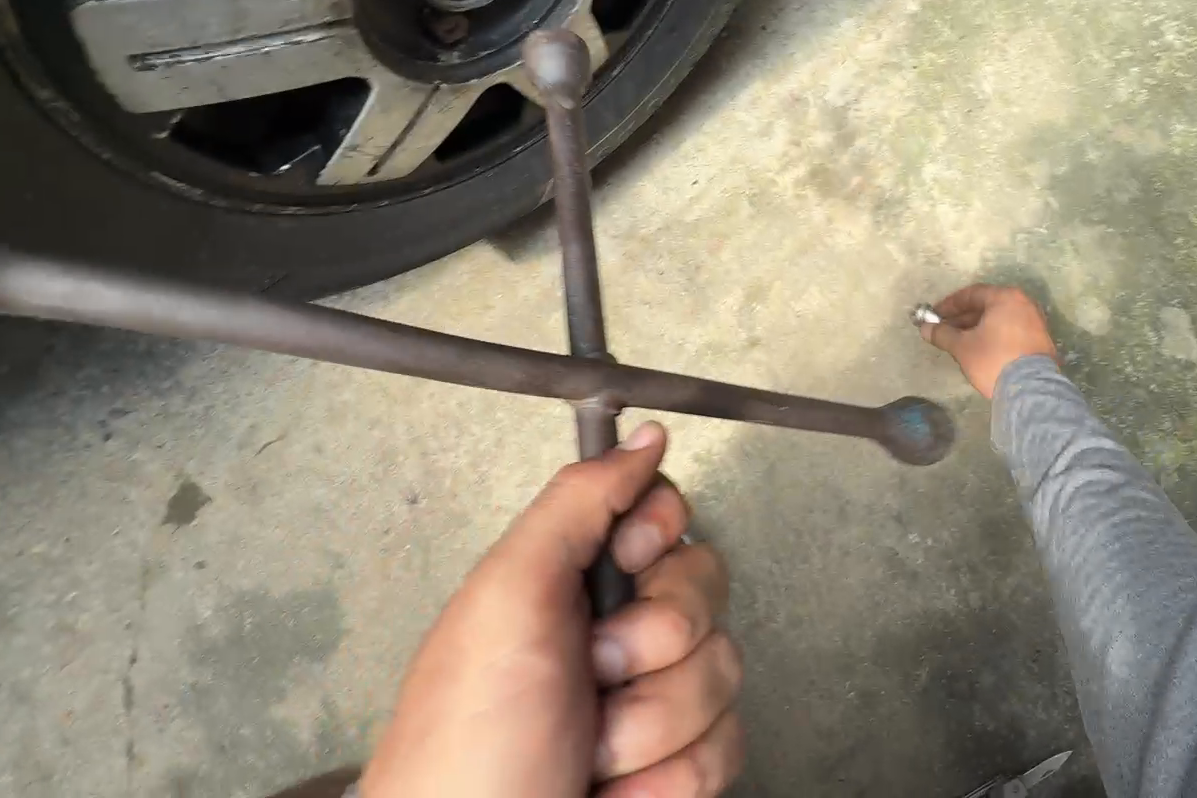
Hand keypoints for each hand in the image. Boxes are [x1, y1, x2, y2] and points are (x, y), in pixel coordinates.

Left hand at [360, 422, 742, 797]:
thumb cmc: (470, 739)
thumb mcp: (509, 598)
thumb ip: (578, 502)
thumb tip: (646, 434)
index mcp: (581, 576)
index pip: (666, 511)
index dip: (658, 536)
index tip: (626, 565)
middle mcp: (625, 626)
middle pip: (707, 584)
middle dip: (654, 643)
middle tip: (593, 678)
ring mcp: (657, 699)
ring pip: (724, 669)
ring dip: (653, 726)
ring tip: (590, 756)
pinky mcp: (680, 766)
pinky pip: (726, 744)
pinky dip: (667, 782)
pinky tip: (614, 795)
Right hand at [919, 284, 1059, 398]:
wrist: (1031, 390)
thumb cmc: (993, 359)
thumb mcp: (963, 347)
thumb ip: (943, 334)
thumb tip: (925, 329)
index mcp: (1005, 298)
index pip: (971, 294)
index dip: (949, 304)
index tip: (934, 315)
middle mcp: (1023, 304)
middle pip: (986, 306)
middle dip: (961, 318)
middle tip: (943, 329)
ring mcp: (1034, 323)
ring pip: (997, 320)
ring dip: (975, 328)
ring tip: (957, 342)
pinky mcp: (1038, 341)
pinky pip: (1009, 331)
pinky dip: (992, 336)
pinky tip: (978, 349)